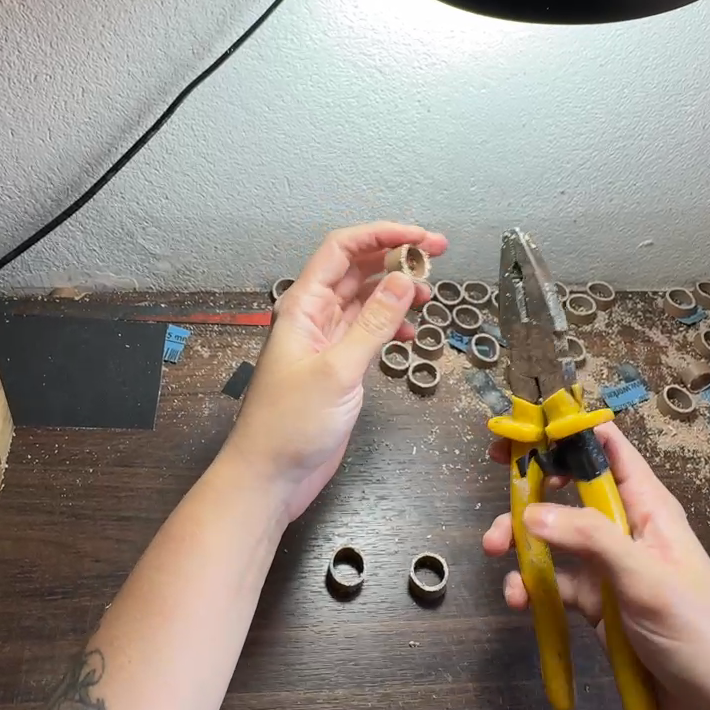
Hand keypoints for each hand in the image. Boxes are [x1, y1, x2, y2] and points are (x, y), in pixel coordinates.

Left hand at [221, 222, 446, 521]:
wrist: (270, 476)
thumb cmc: (292, 423)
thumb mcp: (338, 370)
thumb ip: (373, 322)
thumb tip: (404, 278)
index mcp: (304, 303)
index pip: (343, 248)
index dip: (382, 234)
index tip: (422, 237)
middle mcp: (315, 313)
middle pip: (357, 267)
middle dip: (395, 255)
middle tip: (439, 253)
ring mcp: (327, 339)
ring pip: (365, 297)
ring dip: (396, 290)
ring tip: (429, 294)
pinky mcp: (339, 364)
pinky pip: (368, 329)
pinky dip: (391, 325)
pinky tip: (410, 336)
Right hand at [483, 423, 709, 709]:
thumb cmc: (702, 637)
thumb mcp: (647, 580)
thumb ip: (590, 538)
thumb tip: (531, 512)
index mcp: (648, 507)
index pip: (605, 448)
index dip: (565, 432)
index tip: (521, 432)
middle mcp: (624, 528)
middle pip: (568, 488)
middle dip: (530, 487)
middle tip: (497, 485)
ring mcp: (608, 567)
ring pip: (553, 535)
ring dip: (520, 539)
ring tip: (493, 550)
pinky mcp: (596, 605)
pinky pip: (554, 583)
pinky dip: (531, 587)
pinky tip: (519, 600)